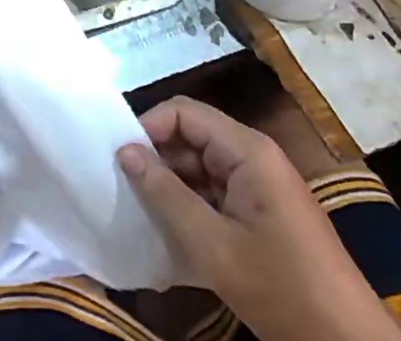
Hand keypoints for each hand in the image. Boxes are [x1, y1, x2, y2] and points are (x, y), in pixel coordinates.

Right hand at [118, 98, 400, 340]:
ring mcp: (260, 182)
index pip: (184, 112)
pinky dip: (191, 204)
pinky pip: (215, 189)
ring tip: (139, 210)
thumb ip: (166, 194)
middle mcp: (254, 155)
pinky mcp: (262, 208)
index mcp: (247, 150)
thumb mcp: (212, 244)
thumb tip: (125, 151)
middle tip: (123, 186)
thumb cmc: (280, 287)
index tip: (120, 158)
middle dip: (157, 157)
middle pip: (192, 136)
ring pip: (200, 164)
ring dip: (171, 184)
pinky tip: (170, 230)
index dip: (149, 127)